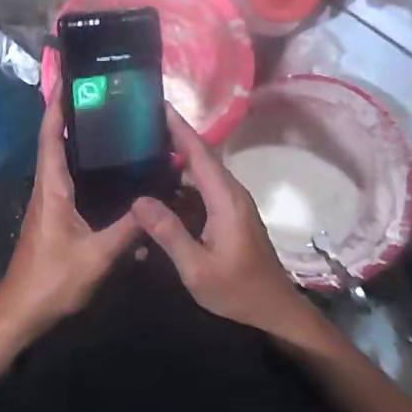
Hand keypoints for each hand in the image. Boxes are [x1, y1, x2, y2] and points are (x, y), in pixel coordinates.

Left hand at [0, 94, 140, 343]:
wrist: (20, 315)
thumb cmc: (52, 281)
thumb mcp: (97, 256)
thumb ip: (129, 229)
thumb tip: (158, 201)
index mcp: (52, 189)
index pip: (51, 138)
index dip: (57, 107)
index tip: (68, 79)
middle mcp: (48, 190)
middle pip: (58, 143)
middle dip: (75, 116)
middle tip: (105, 97)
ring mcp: (50, 204)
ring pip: (66, 162)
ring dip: (82, 142)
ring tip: (114, 126)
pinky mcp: (57, 217)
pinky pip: (73, 182)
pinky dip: (89, 168)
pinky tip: (115, 172)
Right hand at [133, 106, 317, 340]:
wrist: (272, 306)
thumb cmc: (236, 289)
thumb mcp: (196, 267)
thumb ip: (169, 233)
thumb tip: (139, 200)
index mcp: (226, 199)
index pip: (200, 154)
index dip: (180, 129)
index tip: (160, 106)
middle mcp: (232, 192)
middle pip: (201, 158)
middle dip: (174, 139)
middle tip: (140, 127)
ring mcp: (233, 203)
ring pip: (203, 173)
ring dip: (177, 161)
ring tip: (144, 151)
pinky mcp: (231, 214)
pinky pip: (205, 189)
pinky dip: (183, 183)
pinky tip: (161, 187)